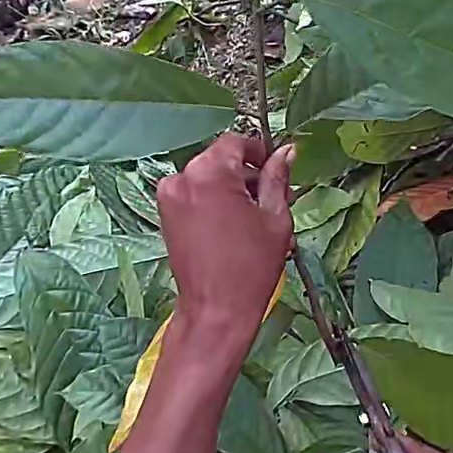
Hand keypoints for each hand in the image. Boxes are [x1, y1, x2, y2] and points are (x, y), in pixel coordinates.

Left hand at [156, 133, 294, 346]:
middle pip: (221, 160)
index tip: (277, 169)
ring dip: (232, 189)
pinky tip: (236, 225)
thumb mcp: (275, 217)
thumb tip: (286, 151)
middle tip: (276, 198)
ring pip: (208, 178)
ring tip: (257, 217)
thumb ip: (276, 179)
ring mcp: (169, 197)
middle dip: (248, 174)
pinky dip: (215, 201)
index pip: (236, 142)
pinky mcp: (165, 216)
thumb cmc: (251, 266)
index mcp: (209, 172)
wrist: (216, 310)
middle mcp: (182, 177)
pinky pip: (195, 195)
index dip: (260, 152)